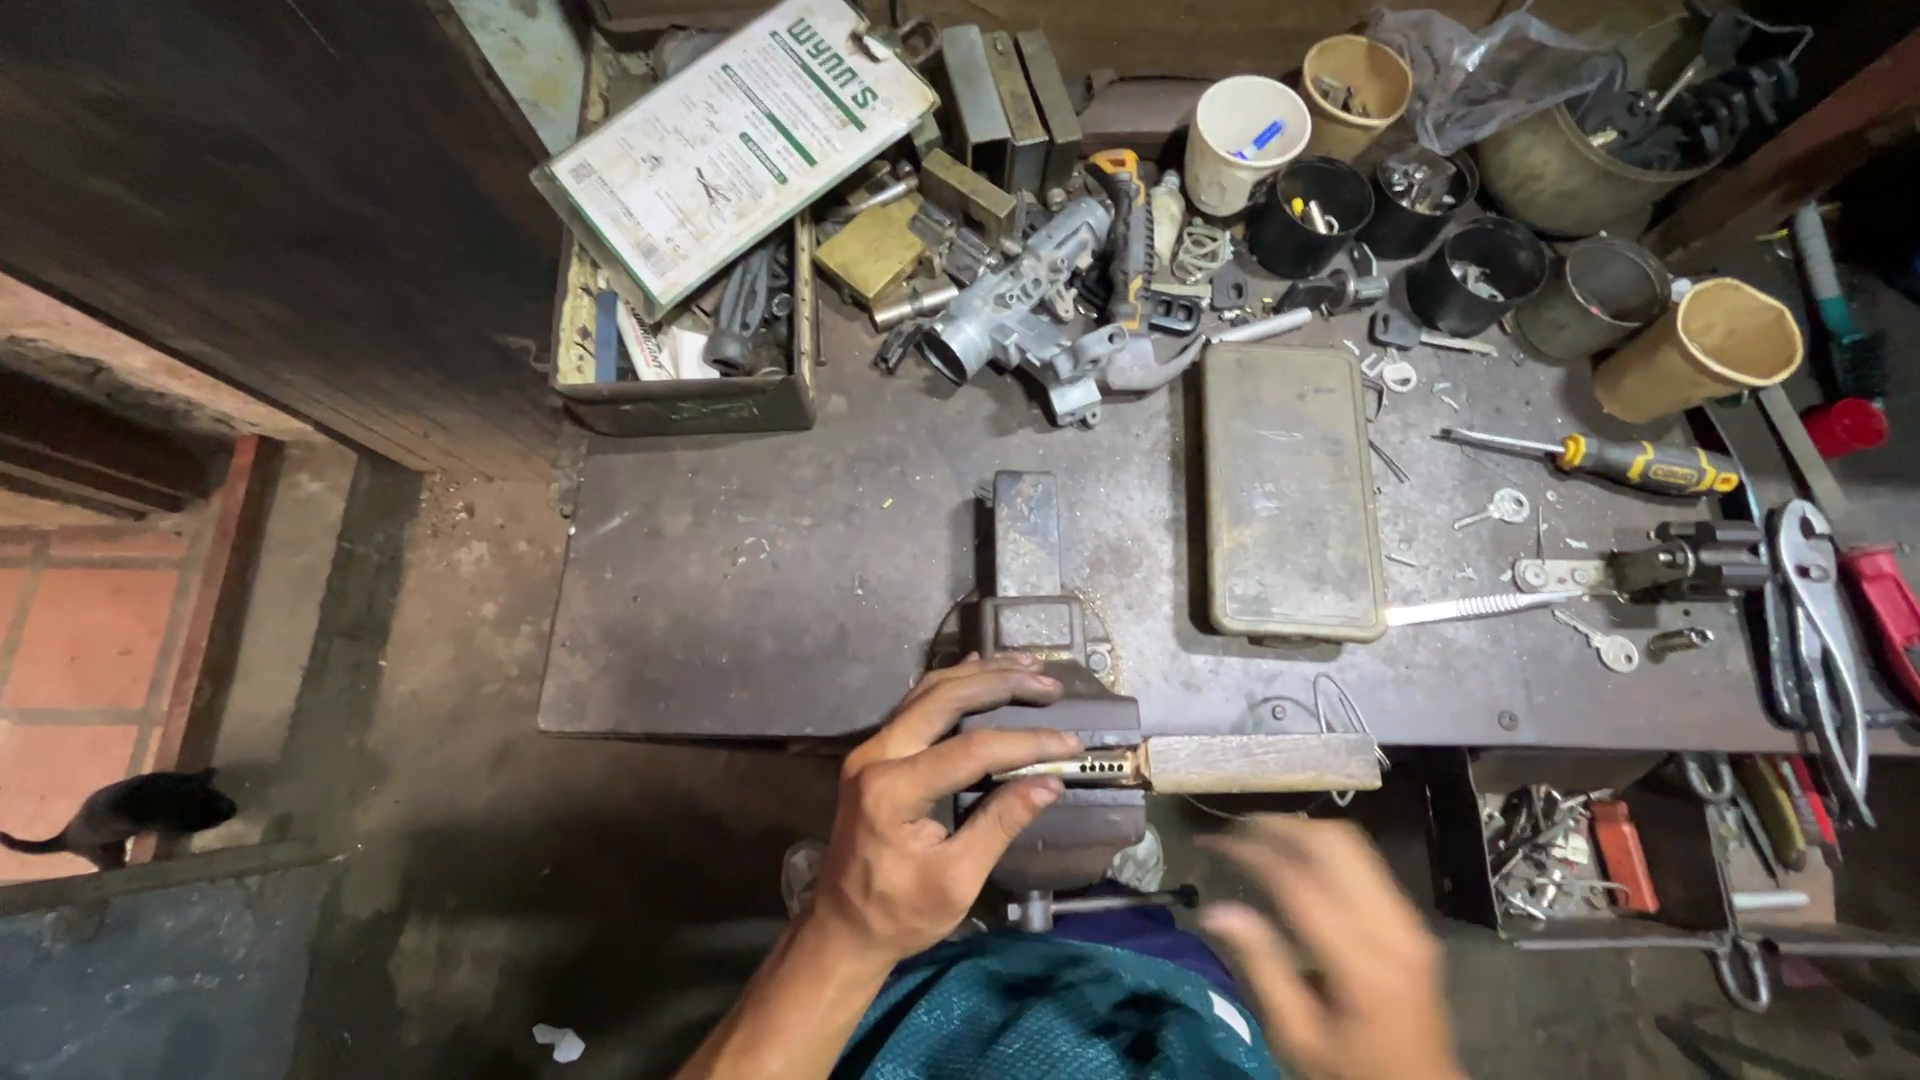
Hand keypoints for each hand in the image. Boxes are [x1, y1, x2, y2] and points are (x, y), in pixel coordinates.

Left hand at [805, 652, 1076, 961]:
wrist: (843, 925)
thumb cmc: (899, 913)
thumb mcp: (956, 880)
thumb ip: (999, 824)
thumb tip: (1050, 784)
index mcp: (892, 790)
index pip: (970, 750)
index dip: (1024, 743)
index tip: (1068, 742)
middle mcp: (876, 755)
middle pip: (945, 698)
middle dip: (1002, 684)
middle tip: (1049, 682)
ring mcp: (871, 748)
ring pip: (929, 690)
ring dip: (980, 674)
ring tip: (1027, 665)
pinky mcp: (876, 751)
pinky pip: (917, 702)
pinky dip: (953, 683)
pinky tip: (980, 668)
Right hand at [1199, 817, 1463, 1079]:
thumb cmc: (1351, 1070)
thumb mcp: (1297, 1035)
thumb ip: (1261, 967)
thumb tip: (1216, 911)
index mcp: (1359, 963)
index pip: (1297, 881)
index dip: (1250, 851)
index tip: (1213, 843)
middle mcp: (1391, 928)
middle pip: (1332, 844)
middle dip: (1279, 825)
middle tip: (1237, 827)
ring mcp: (1408, 919)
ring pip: (1352, 843)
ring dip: (1302, 830)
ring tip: (1261, 834)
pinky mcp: (1411, 920)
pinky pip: (1365, 861)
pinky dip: (1323, 847)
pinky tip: (1295, 857)